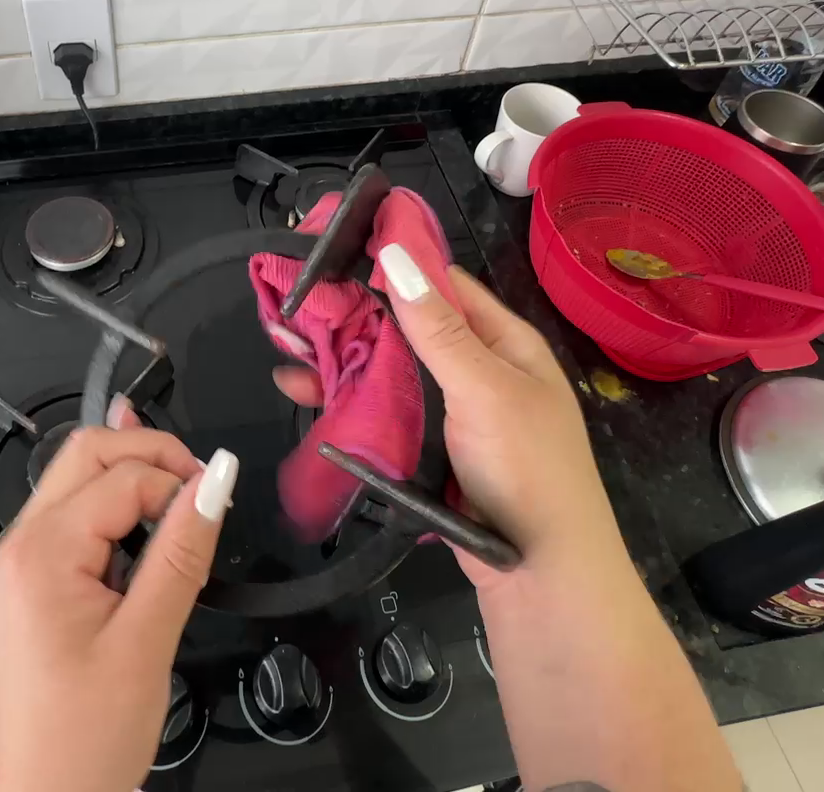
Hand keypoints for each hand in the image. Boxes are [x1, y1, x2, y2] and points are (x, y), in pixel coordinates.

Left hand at [0, 406, 239, 791]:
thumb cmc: (91, 733)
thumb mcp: (147, 640)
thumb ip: (182, 549)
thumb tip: (219, 475)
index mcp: (43, 551)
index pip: (122, 478)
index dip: (177, 481)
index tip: (218, 508)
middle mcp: (23, 539)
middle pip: (87, 451)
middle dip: (150, 452)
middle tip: (201, 484)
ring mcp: (23, 554)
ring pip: (79, 472)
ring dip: (133, 470)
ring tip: (183, 488)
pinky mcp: (35, 571)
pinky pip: (74, 507)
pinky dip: (114, 495)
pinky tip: (145, 494)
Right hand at [273, 245, 591, 588]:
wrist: (537, 575)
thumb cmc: (524, 467)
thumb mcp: (484, 388)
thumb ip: (436, 328)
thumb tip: (396, 254)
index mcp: (503, 342)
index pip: (446, 285)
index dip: (398, 265)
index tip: (341, 249)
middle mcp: (475, 368)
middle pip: (408, 328)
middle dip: (356, 315)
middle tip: (297, 302)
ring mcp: (449, 409)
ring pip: (388, 369)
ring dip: (343, 357)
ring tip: (286, 345)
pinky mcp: (426, 445)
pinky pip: (383, 409)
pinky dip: (347, 398)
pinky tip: (305, 390)